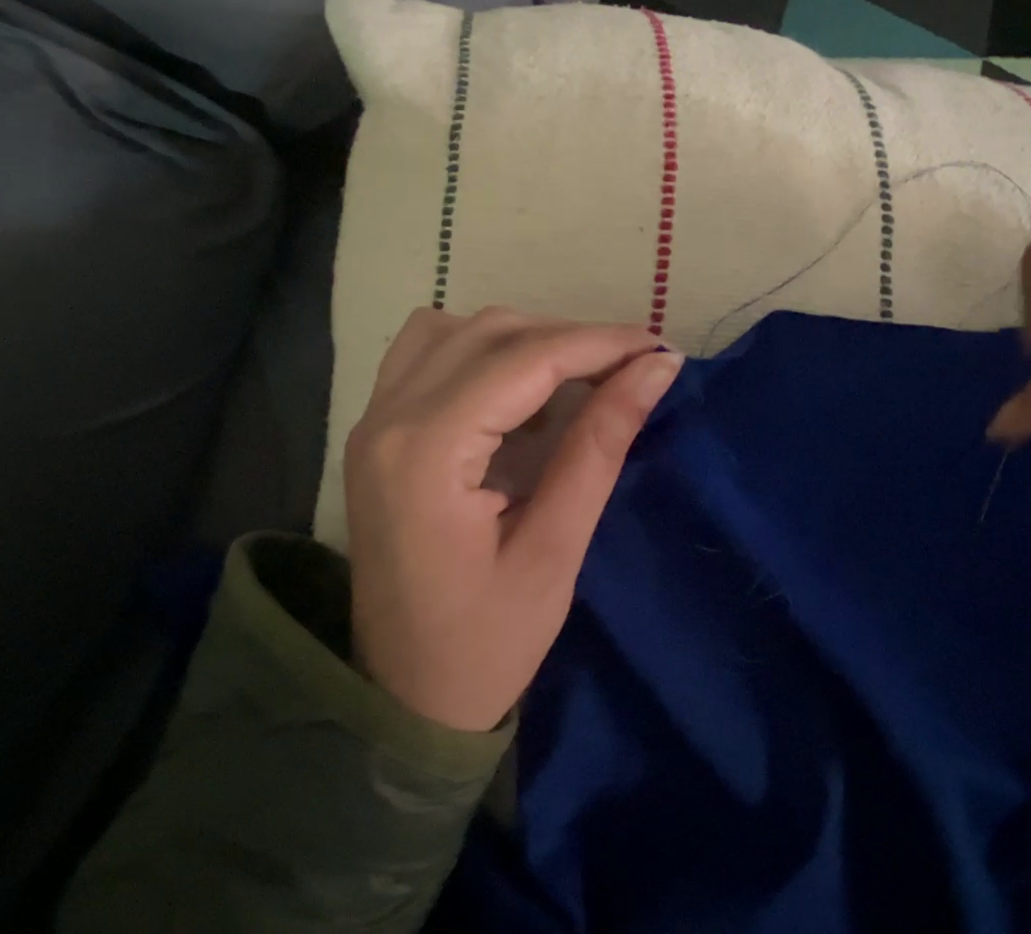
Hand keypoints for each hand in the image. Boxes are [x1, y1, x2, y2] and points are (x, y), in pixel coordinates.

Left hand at [344, 307, 682, 731]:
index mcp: (425, 454)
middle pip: (487, 333)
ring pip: (452, 331)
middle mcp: (386, 420)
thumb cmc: (486, 646)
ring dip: (521, 341)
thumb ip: (598, 448)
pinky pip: (424, 356)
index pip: (522, 360)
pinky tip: (515, 396)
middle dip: (567, 339)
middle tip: (629, 372)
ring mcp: (370, 424)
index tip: (659, 349)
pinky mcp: (372, 435)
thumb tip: (656, 369)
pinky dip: (479, 354)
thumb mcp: (554, 552)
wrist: (405, 699)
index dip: (598, 343)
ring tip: (574, 384)